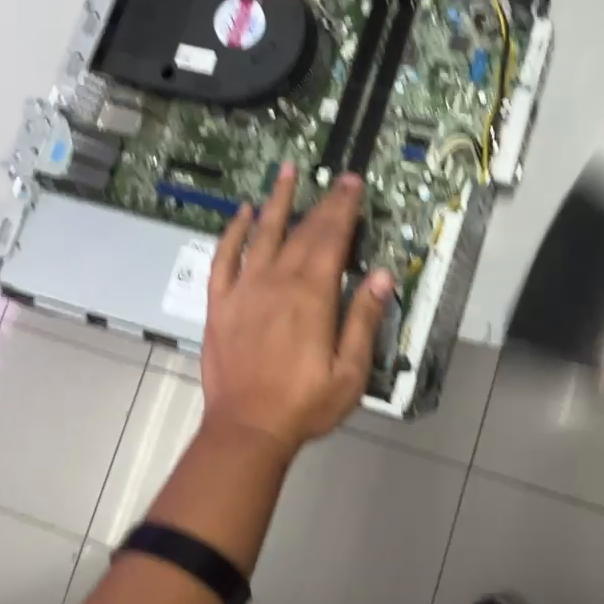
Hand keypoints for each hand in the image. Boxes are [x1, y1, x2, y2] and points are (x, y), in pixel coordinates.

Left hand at [201, 163, 394, 455]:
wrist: (246, 430)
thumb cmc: (304, 404)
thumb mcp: (350, 371)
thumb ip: (363, 319)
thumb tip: (382, 276)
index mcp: (311, 296)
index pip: (332, 239)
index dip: (344, 209)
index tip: (353, 184)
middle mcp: (277, 283)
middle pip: (303, 232)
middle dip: (323, 202)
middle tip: (337, 178)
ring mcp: (244, 291)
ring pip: (262, 234)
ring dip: (276, 201)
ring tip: (286, 172)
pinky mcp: (221, 305)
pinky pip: (224, 259)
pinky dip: (233, 233)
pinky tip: (241, 214)